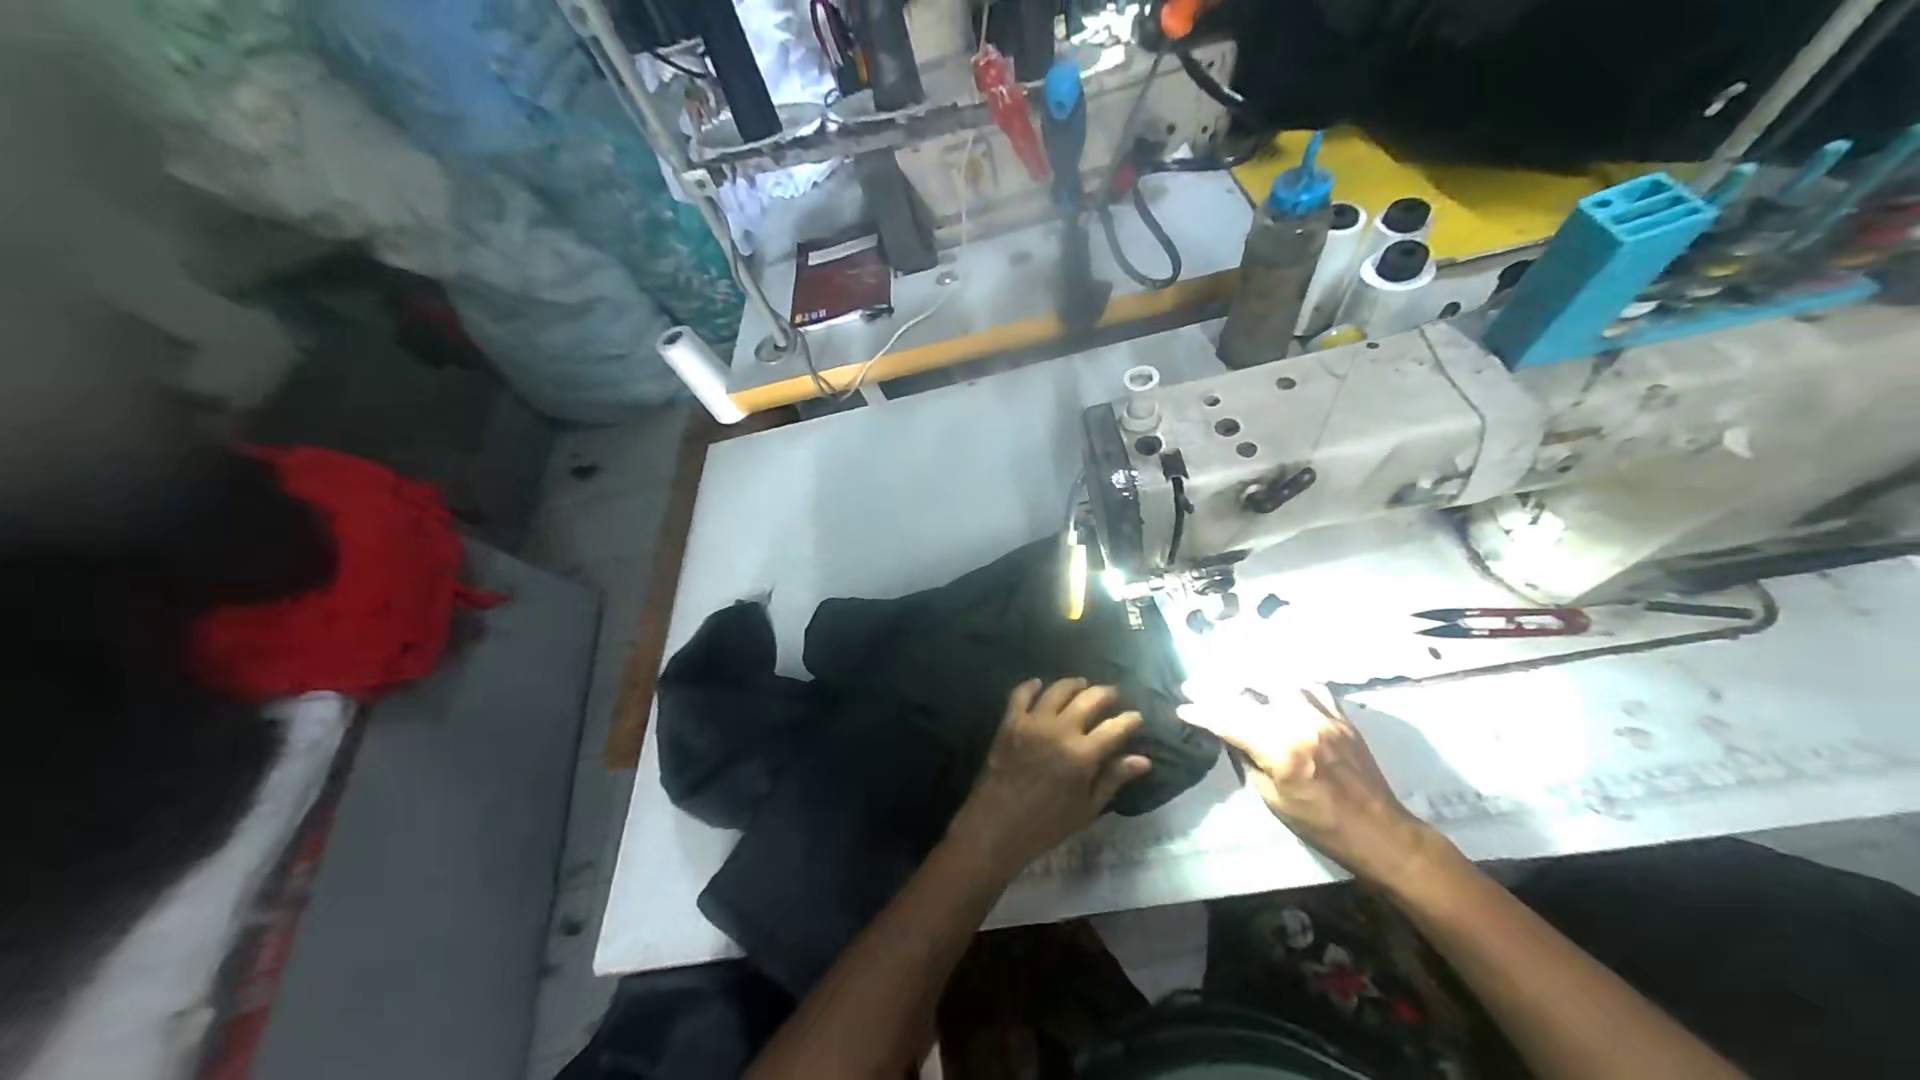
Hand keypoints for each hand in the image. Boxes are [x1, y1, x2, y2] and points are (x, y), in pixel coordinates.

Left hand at [947, 678, 1152, 878]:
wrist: (996, 826)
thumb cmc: (1046, 824)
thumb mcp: (1086, 808)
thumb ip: (1113, 778)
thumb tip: (1142, 759)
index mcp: (1083, 754)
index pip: (1116, 728)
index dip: (1130, 719)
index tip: (1137, 717)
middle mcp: (1060, 730)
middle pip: (1089, 699)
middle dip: (1106, 693)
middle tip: (1113, 694)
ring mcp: (1033, 722)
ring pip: (1058, 690)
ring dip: (1074, 684)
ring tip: (1082, 684)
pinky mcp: (1010, 722)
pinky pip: (1021, 694)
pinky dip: (1031, 686)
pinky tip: (1039, 684)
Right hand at [1178, 682, 1442, 888]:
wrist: (1379, 832)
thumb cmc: (1318, 824)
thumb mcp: (1270, 797)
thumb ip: (1247, 757)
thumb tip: (1226, 732)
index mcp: (1281, 750)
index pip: (1229, 720)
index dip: (1202, 712)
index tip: (1183, 708)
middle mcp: (1301, 724)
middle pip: (1249, 690)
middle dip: (1215, 685)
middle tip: (1194, 685)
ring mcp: (1324, 715)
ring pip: (1278, 678)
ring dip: (1248, 675)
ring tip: (1229, 676)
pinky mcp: (1340, 715)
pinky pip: (1309, 685)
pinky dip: (1286, 681)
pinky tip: (1275, 685)